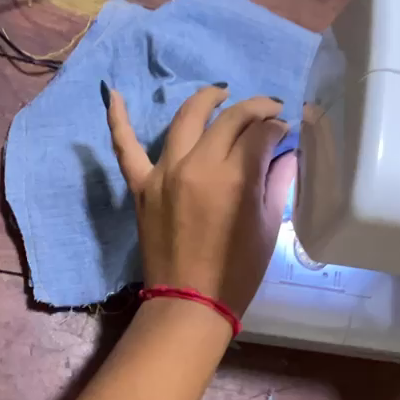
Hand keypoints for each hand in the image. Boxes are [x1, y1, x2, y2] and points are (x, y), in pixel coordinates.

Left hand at [104, 83, 295, 315]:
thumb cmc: (237, 273)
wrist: (189, 304)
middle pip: (228, 119)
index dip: (277, 127)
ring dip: (206, 101)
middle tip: (266, 112)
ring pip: (185, 119)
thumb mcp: (268, 227)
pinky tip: (115, 95)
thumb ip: (275, 182)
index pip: (260, 133)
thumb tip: (282, 152)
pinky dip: (118, 120)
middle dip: (253, 109)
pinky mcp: (142, 187)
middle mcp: (198, 165)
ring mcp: (164, 173)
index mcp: (235, 178)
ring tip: (220, 94)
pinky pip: (125, 149)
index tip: (284, 131)